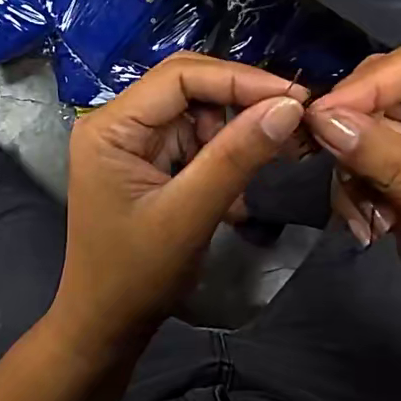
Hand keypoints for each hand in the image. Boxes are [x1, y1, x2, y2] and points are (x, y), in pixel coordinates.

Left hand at [58, 53, 308, 348]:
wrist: (106, 322)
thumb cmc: (137, 274)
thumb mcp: (189, 215)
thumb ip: (236, 157)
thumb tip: (288, 106)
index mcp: (109, 127)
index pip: (177, 77)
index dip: (238, 79)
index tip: (294, 96)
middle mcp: (115, 122)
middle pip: (184, 86)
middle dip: (238, 100)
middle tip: (291, 119)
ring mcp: (129, 141)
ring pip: (193, 111)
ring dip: (232, 132)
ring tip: (264, 162)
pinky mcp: (145, 160)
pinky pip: (191, 139)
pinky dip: (220, 154)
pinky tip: (237, 188)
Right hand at [305, 44, 400, 370]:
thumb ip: (394, 166)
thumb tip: (322, 116)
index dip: (371, 83)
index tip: (321, 114)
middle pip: (389, 95)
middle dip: (354, 128)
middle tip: (324, 159)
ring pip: (366, 132)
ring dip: (352, 169)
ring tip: (364, 213)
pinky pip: (361, 167)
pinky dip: (353, 193)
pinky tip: (369, 228)